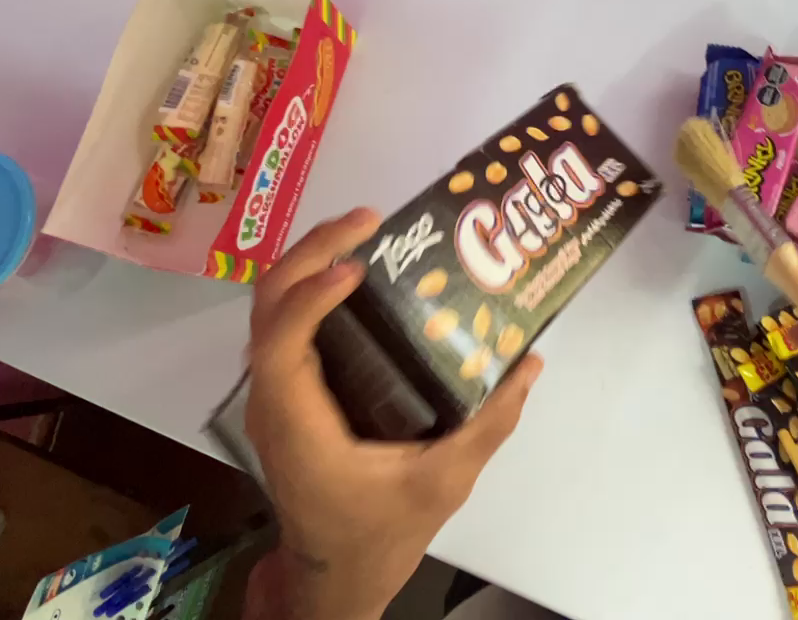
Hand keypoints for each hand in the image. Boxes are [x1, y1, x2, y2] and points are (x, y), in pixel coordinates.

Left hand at [241, 209, 543, 619]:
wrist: (332, 577)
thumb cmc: (379, 535)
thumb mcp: (443, 485)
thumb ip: (490, 424)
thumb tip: (530, 362)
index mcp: (298, 425)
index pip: (281, 344)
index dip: (309, 298)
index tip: (356, 268)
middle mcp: (271, 398)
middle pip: (268, 305)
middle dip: (312, 251)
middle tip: (370, 220)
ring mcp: (271, 391)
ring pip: (269, 306)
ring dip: (308, 258)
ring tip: (363, 231)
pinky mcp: (284, 387)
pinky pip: (284, 320)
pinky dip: (309, 282)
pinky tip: (352, 269)